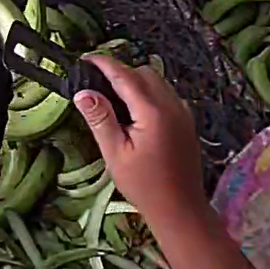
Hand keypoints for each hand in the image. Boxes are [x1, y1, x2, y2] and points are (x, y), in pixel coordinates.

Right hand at [75, 55, 207, 227]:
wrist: (180, 209)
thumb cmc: (143, 185)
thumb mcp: (115, 154)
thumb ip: (100, 119)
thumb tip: (82, 91)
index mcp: (152, 111)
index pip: (124, 75)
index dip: (103, 63)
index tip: (84, 59)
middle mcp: (171, 104)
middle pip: (142, 72)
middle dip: (119, 71)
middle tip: (96, 84)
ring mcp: (182, 111)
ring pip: (156, 80)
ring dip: (134, 80)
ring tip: (113, 97)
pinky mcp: (187, 120)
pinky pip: (166, 93)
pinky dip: (148, 91)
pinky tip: (135, 111)